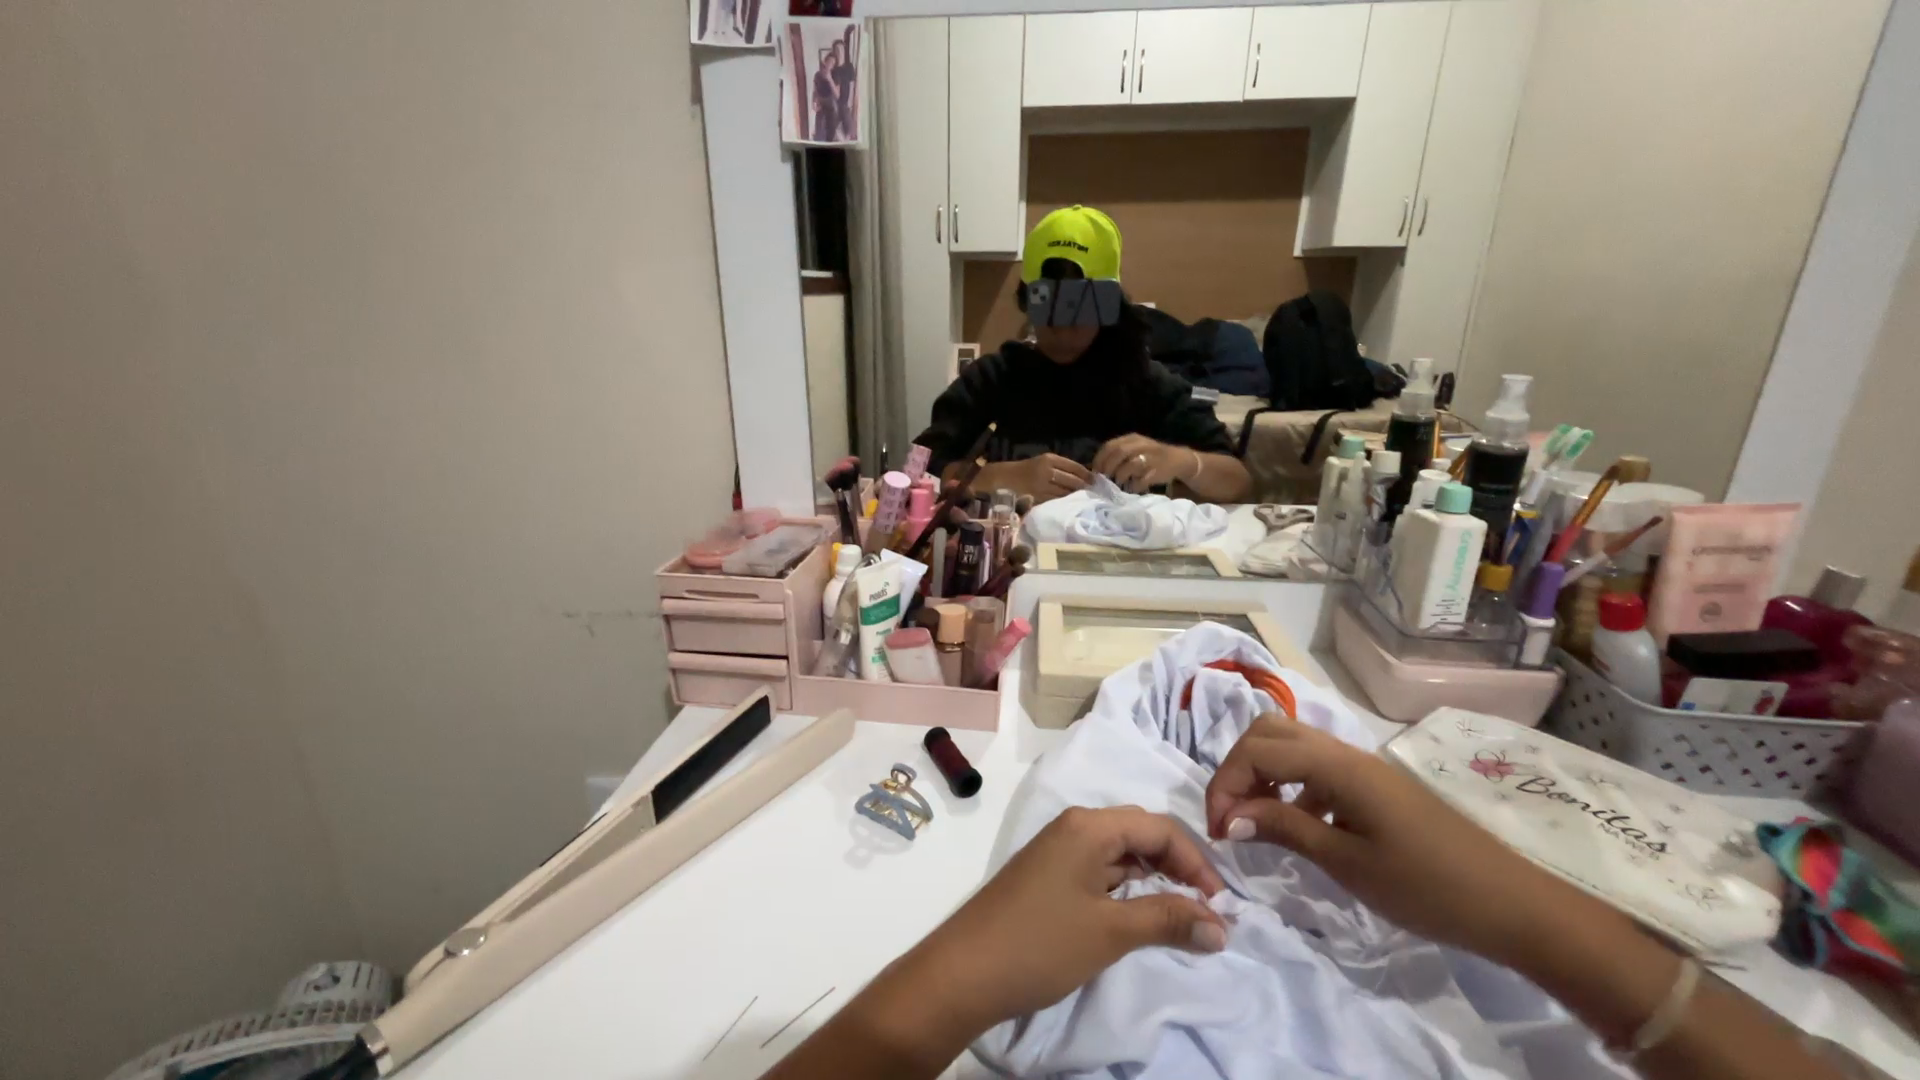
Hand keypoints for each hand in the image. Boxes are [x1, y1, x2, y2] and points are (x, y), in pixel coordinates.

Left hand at [897, 806, 1227, 1035]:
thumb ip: (1168, 919)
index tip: (1221, 904)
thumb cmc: (1041, 943)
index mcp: (1088, 826)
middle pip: (1139, 833)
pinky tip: (1139, 916)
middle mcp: (1072, 827)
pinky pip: (1098, 870)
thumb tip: (1221, 925)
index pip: (1158, 827)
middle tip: (1205, 908)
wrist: (963, 972)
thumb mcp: (1111, 932)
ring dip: (1153, 879)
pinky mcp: (1047, 876)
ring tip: (1180, 915)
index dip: (1196, 861)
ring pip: (1119, 853)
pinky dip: (1126, 889)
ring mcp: (1056, 851)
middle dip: (1177, 866)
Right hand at [977, 453, 1091, 501]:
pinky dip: (1064, 502)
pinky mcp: (1037, 496)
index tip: (1095, 481)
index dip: (1087, 474)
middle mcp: (1046, 470)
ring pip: (1065, 492)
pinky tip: (1070, 504)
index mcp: (1050, 459)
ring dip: (1076, 496)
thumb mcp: (1044, 461)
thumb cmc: (1028, 469)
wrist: (1005, 478)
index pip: (1075, 467)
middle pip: (1072, 480)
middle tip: (1093, 492)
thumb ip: (1062, 466)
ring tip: (1084, 499)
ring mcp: (1042, 485)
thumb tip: (1084, 475)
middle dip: (1083, 487)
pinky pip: (1055, 500)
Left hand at [1093, 435, 1197, 493]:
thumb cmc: (1150, 457)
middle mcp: (1141, 444)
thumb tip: (1096, 470)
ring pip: (1130, 465)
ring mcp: (1151, 457)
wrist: (1178, 460)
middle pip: (1118, 452)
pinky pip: (1142, 479)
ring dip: (1121, 476)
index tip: (1095, 471)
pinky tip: (1133, 488)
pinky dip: (1134, 486)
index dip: (1100, 459)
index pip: (1110, 445)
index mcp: (1132, 439)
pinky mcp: (1158, 470)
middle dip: (1108, 467)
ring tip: (1119, 483)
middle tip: (1105, 478)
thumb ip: (1117, 456)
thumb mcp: (1134, 450)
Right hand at [1203, 715, 1581, 964]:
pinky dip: (1289, 786)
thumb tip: (1229, 817)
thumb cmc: (1427, 887)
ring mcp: (1362, 767)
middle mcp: (1346, 753)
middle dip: (1238, 767)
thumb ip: (1284, 829)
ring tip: (1255, 822)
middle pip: (1270, 731)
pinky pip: (1316, 768)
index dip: (1226, 785)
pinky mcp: (1374, 786)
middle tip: (1231, 817)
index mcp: (1338, 765)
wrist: (1512, 906)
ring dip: (1262, 774)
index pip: (1257, 751)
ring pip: (1292, 745)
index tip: (1217, 832)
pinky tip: (1296, 825)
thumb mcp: (1347, 862)